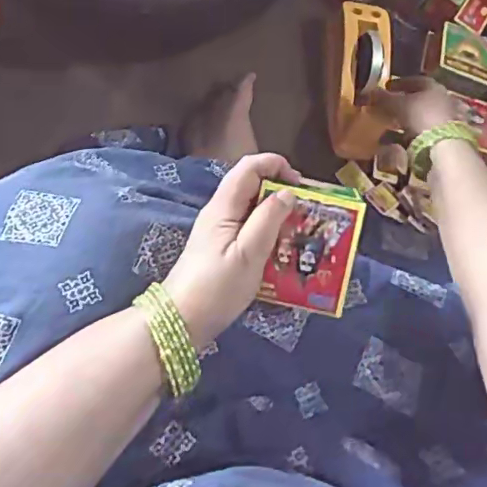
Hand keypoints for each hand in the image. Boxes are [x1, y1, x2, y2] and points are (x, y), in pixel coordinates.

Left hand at [161, 152, 301, 343]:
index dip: (276, 165)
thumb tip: (288, 192)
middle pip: (252, 185)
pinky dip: (267, 231)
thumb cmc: (216, 287)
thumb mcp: (249, 253)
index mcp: (224, 206)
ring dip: (276, 213)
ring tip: (299, 231)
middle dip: (281, 190)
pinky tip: (282, 250)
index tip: (301, 184)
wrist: (181, 321)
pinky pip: (248, 227)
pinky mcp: (221, 247)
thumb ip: (268, 219)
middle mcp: (220, 211)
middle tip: (306, 211)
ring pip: (251, 207)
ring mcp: (219, 230)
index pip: (249, 167)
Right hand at [365, 77, 461, 136]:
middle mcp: (444, 100)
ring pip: (424, 117)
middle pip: (422, 99)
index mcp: (434, 87)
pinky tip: (404, 139)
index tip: (387, 87)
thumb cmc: (421, 116)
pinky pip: (427, 132)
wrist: (445, 144)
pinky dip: (414, 134)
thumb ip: (384, 98)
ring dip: (409, 120)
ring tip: (393, 125)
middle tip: (389, 106)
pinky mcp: (448, 138)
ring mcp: (448, 120)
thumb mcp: (398, 105)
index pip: (416, 81)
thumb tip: (368, 92)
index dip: (400, 83)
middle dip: (405, 102)